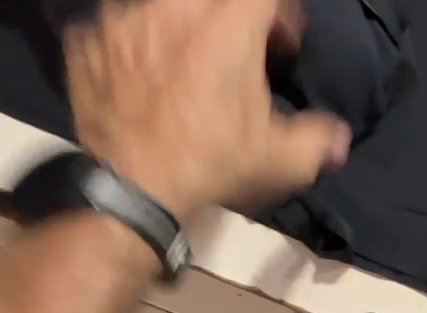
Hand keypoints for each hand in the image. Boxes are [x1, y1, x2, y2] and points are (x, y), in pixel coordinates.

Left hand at [64, 0, 350, 220]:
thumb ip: (321, 139)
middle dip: (235, 18)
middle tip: (244, 51)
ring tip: (196, 67)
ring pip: (166, 8)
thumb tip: (336, 135)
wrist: (134, 180)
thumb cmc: (217, 162)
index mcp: (226, 29)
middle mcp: (172, 9)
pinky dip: (145, 47)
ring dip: (187, 29)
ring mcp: (123, 17)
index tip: (285, 44)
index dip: (282, 13)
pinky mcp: (89, 36)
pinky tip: (155, 83)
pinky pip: (126, 29)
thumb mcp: (287, 161)